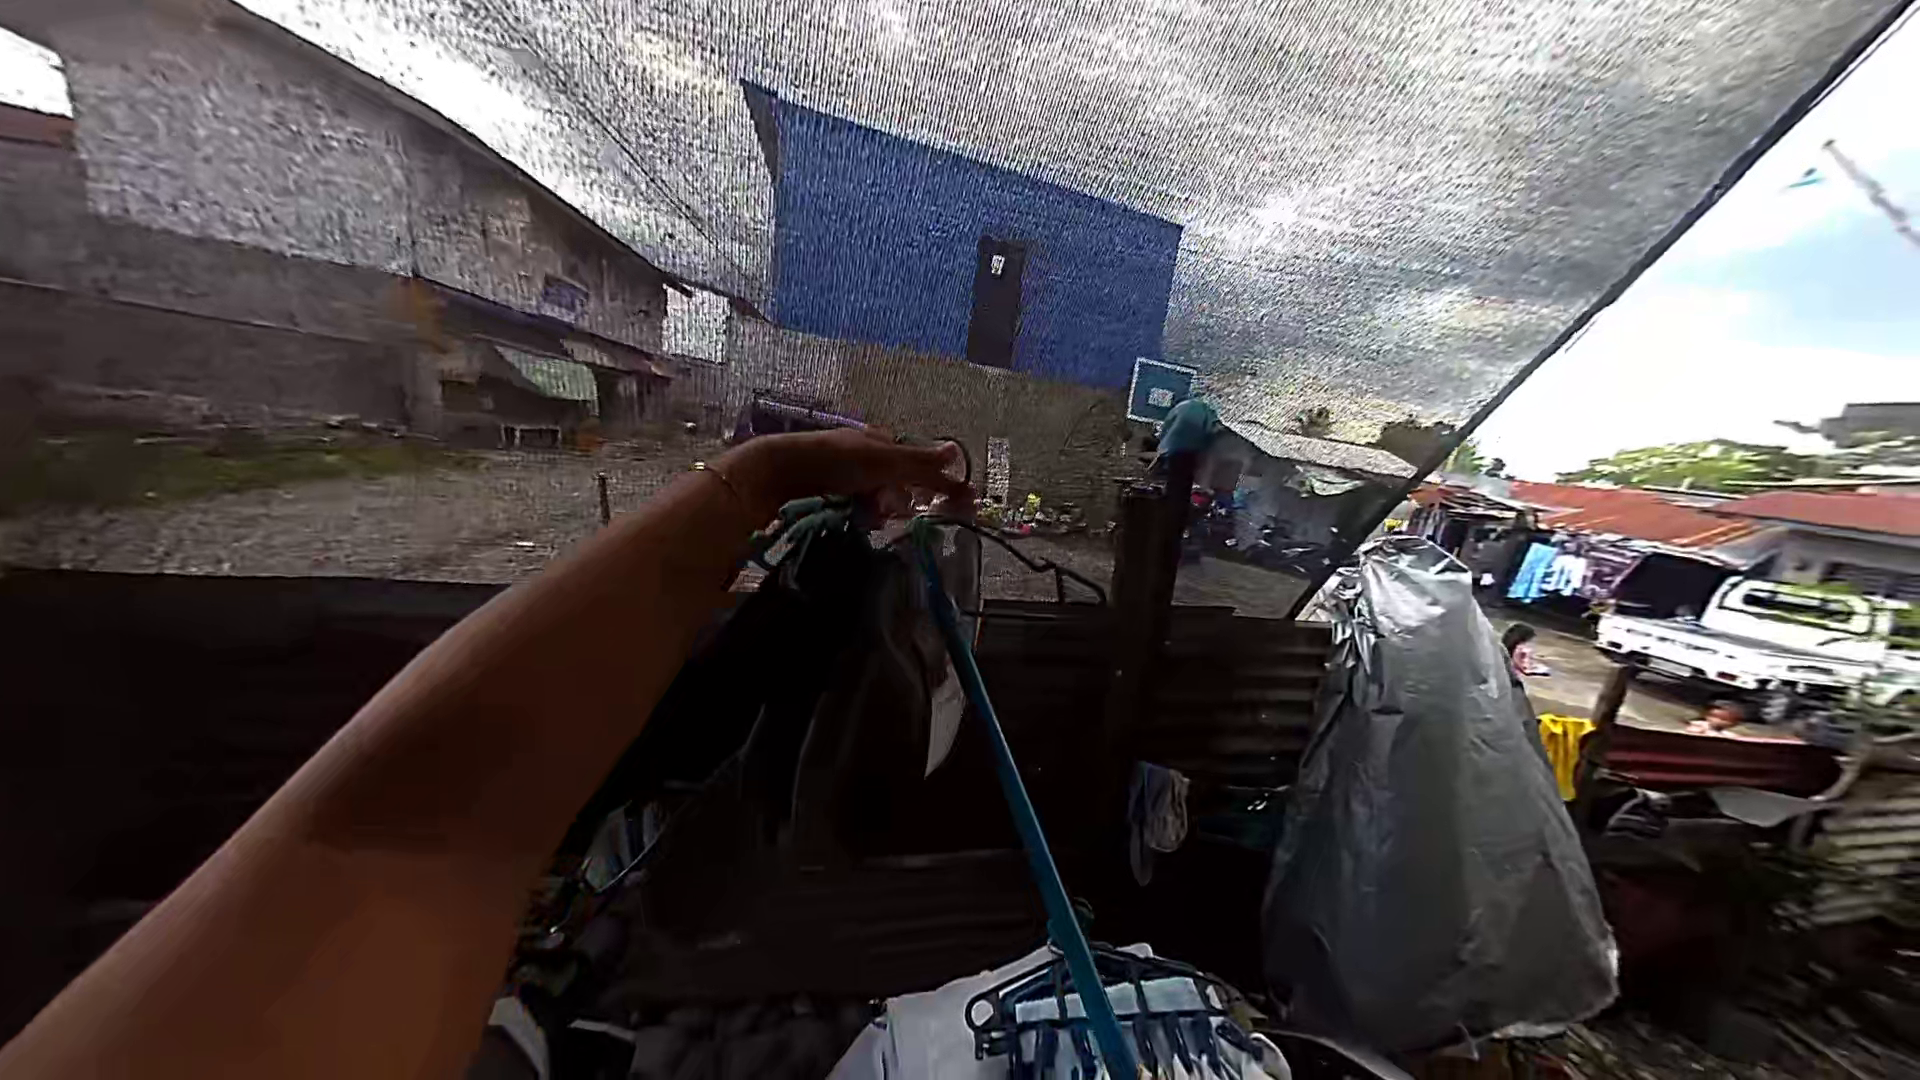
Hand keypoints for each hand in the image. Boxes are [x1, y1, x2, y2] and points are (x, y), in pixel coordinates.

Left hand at [719, 428, 970, 515]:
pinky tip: (855, 520)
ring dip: (881, 510)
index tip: (955, 503)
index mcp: (881, 441)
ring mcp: (847, 477)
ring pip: (879, 500)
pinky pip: (858, 510)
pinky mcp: (829, 495)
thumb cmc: (836, 460)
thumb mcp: (884, 460)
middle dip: (902, 500)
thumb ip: (920, 461)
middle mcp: (866, 456)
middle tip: (895, 511)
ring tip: (870, 516)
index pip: (918, 463)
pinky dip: (861, 516)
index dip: (936, 482)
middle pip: (899, 485)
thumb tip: (957, 451)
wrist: (779, 473)